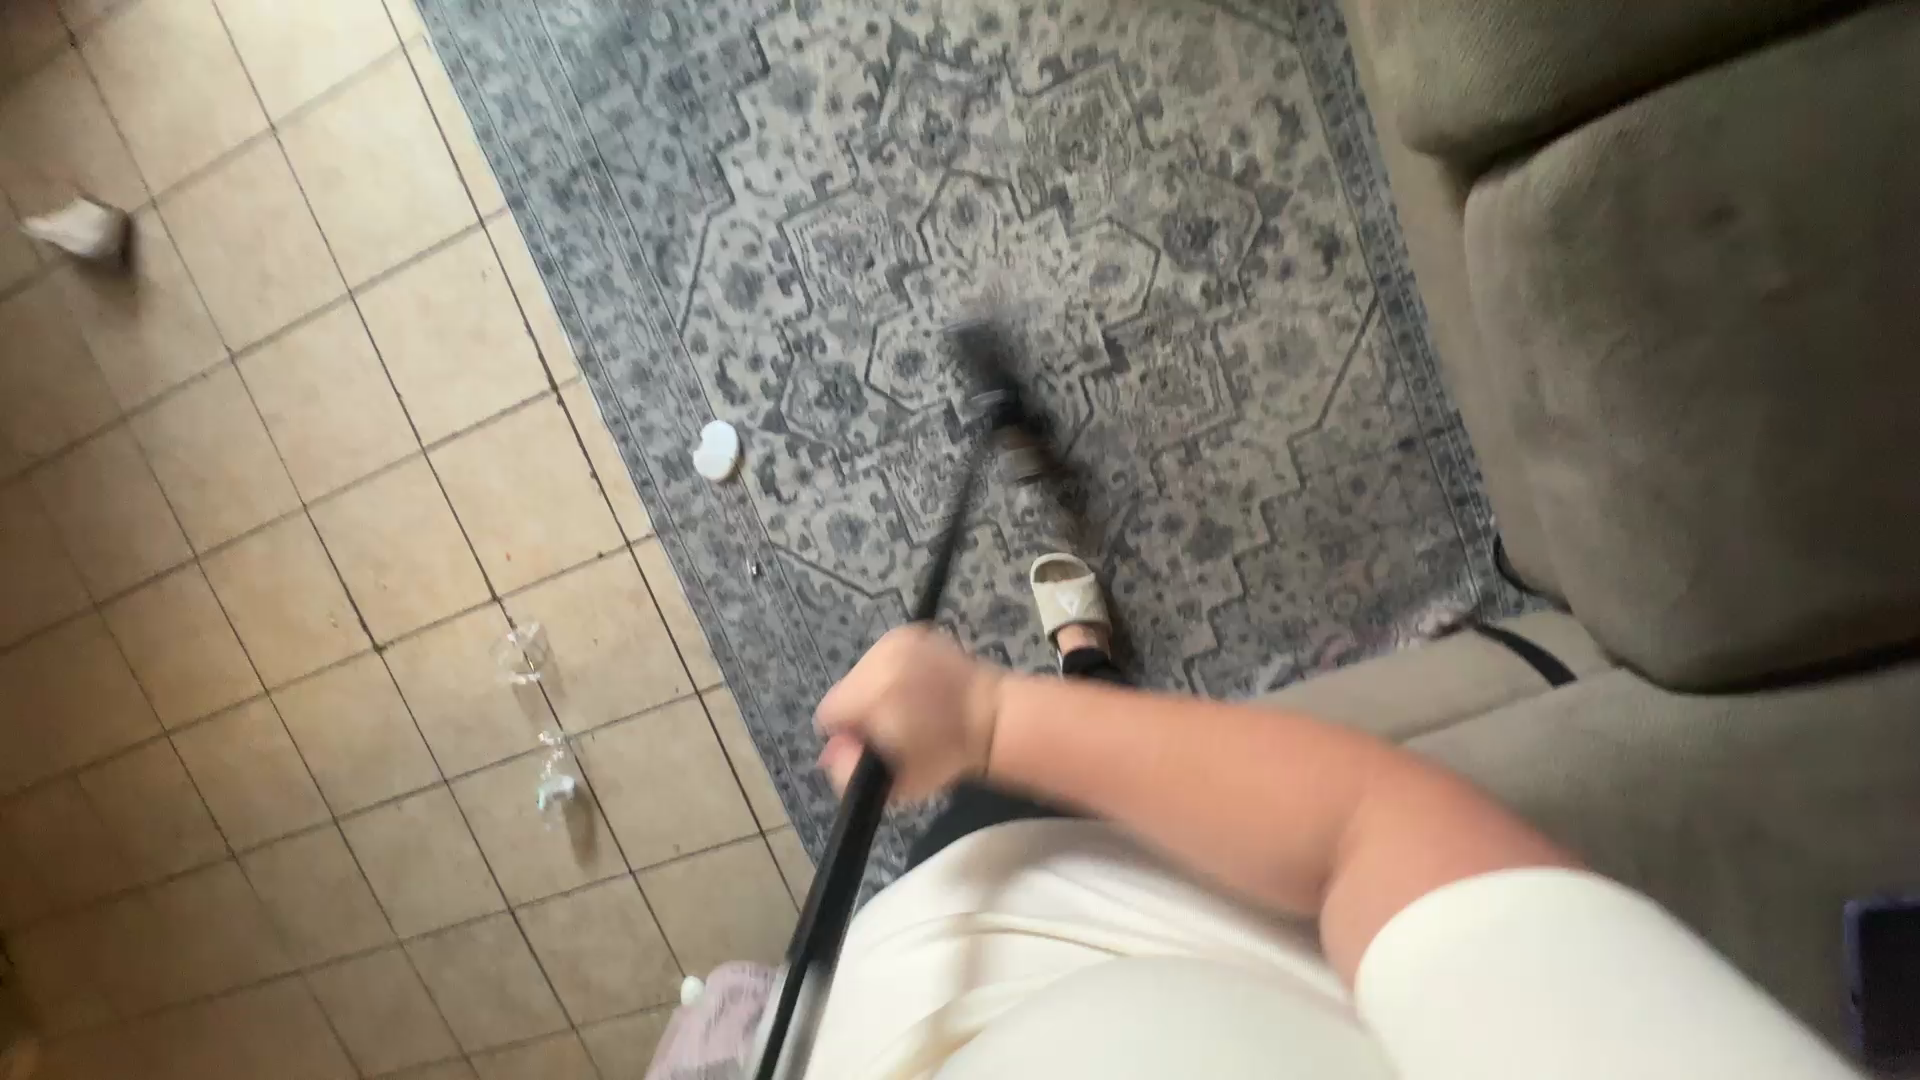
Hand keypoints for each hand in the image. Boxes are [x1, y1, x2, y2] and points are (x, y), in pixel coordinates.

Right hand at [814, 625, 1005, 801]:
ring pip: (863, 670)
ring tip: (906, 706)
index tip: (870, 741)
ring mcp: (898, 639)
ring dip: (875, 688)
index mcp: (875, 693)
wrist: (993, 715)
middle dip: (860, 709)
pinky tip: (916, 685)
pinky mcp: (912, 630)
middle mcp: (882, 658)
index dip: (845, 733)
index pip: (830, 711)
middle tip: (891, 727)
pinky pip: (884, 654)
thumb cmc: (947, 754)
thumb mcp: (898, 782)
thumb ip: (852, 773)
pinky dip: (892, 670)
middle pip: (846, 688)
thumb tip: (831, 755)